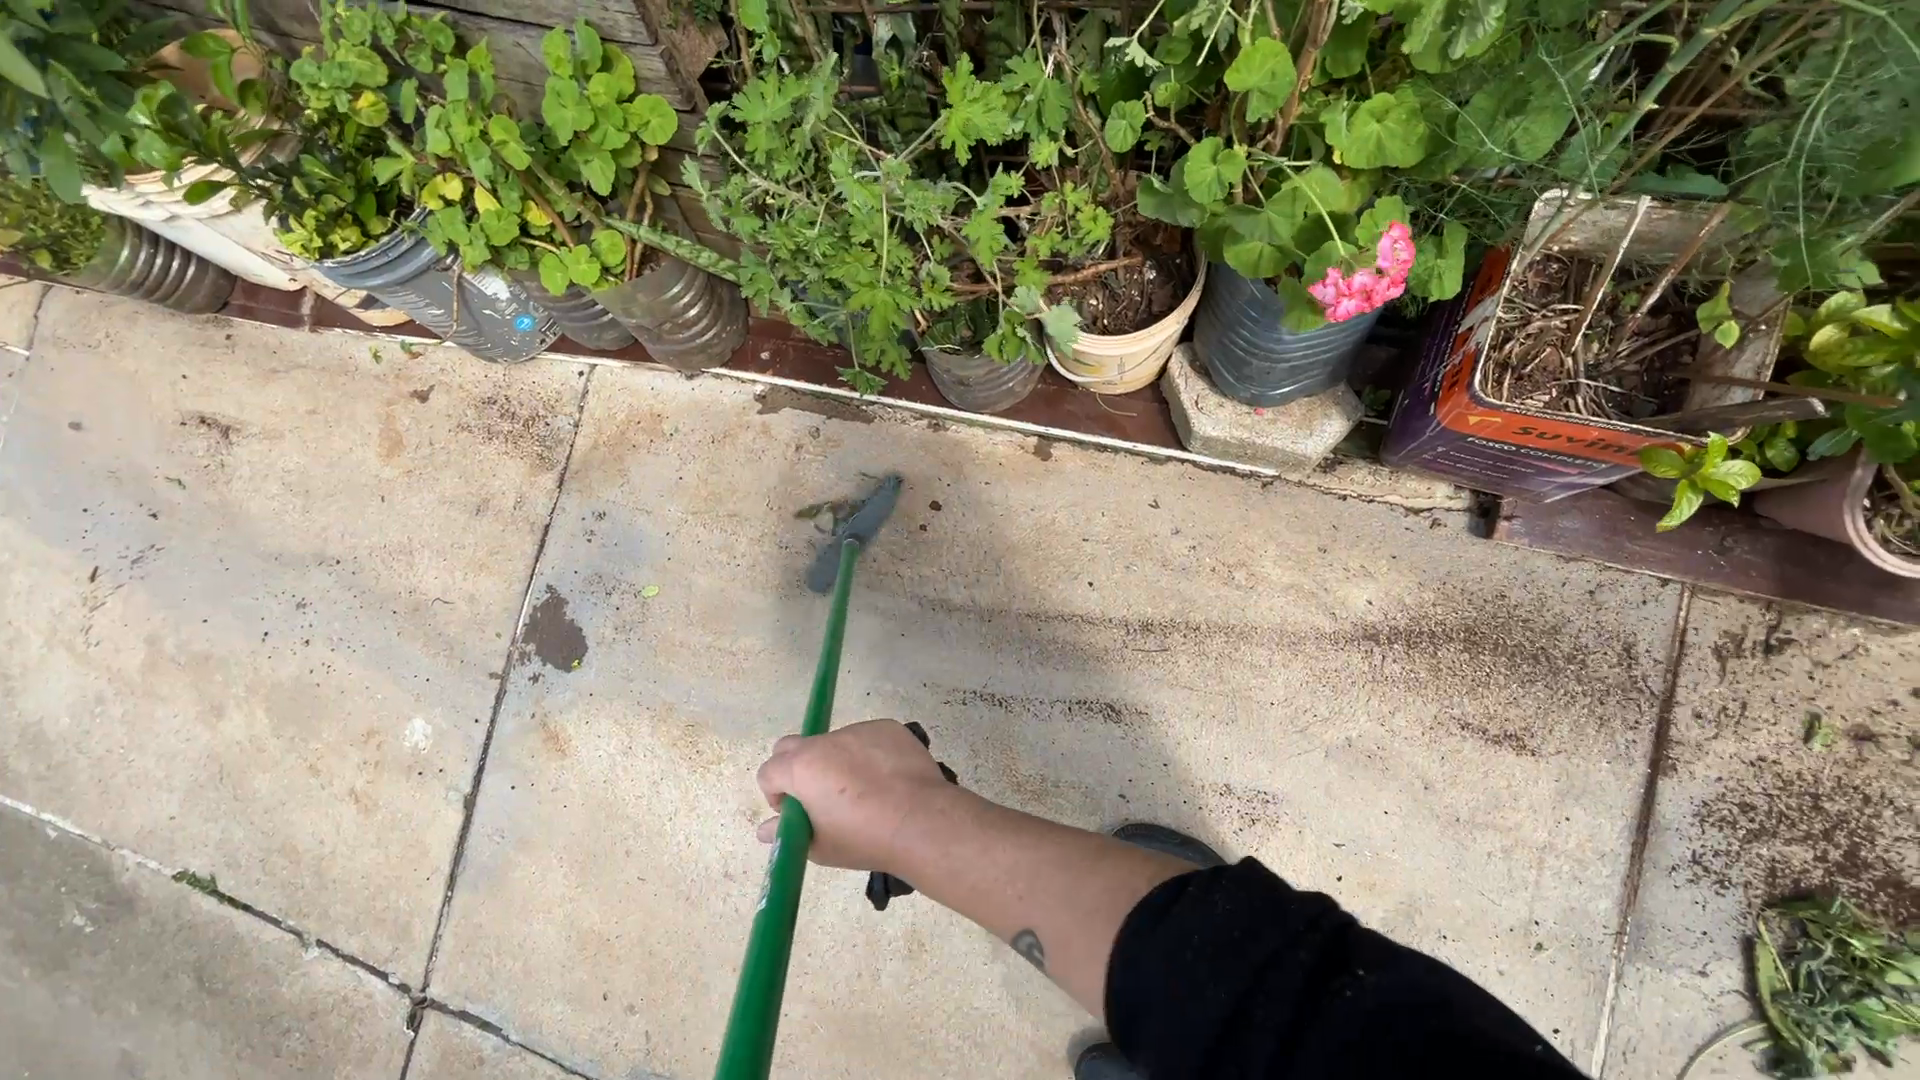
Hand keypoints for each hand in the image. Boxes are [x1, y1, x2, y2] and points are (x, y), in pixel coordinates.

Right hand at [754, 719, 955, 871]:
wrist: (920, 820)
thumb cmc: (863, 838)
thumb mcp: (818, 845)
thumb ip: (786, 833)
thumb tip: (764, 830)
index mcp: (801, 767)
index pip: (769, 771)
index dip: (776, 794)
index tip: (795, 812)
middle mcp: (825, 741)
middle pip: (792, 746)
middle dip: (794, 768)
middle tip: (818, 796)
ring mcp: (859, 730)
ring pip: (834, 743)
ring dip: (836, 762)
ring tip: (863, 792)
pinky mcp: (888, 728)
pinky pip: (867, 739)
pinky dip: (868, 755)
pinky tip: (887, 780)